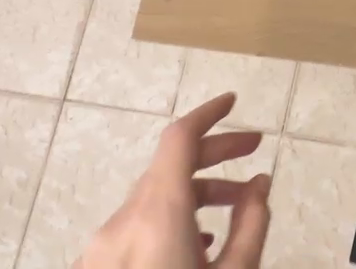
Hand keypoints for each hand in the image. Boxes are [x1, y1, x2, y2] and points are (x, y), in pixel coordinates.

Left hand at [76, 92, 272, 267]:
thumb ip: (252, 222)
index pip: (180, 139)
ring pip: (151, 201)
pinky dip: (168, 221)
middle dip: (215, 154)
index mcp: (158, 214)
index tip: (235, 102)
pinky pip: (133, 231)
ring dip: (195, 193)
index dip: (209, 113)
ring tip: (234, 211)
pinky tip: (195, 249)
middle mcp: (121, 224)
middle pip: (168, 168)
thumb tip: (257, 184)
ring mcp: (99, 253)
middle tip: (254, 152)